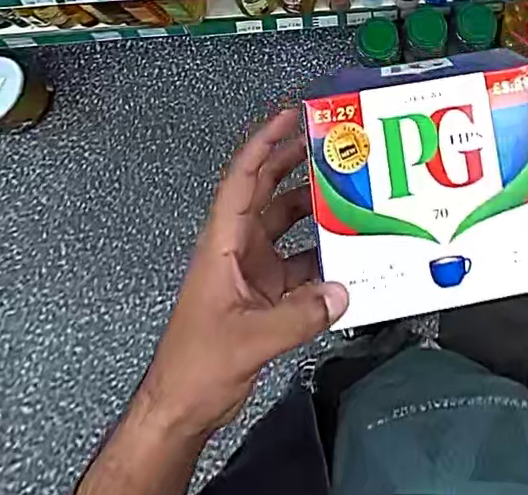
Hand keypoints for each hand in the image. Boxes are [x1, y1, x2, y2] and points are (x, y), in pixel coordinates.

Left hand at [131, 109, 348, 439]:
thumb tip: (342, 291)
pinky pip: (299, 258)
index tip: (289, 118)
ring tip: (346, 194)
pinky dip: (322, 252)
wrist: (181, 408)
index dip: (265, 143)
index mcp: (223, 243)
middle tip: (326, 142)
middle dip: (293, 161)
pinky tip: (347, 254)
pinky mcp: (266, 289)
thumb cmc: (195, 366)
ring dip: (313, 207)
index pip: (243, 179)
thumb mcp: (250, 338)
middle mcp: (238, 246)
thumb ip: (300, 315)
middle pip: (266, 190)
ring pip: (286, 222)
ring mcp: (252, 267)